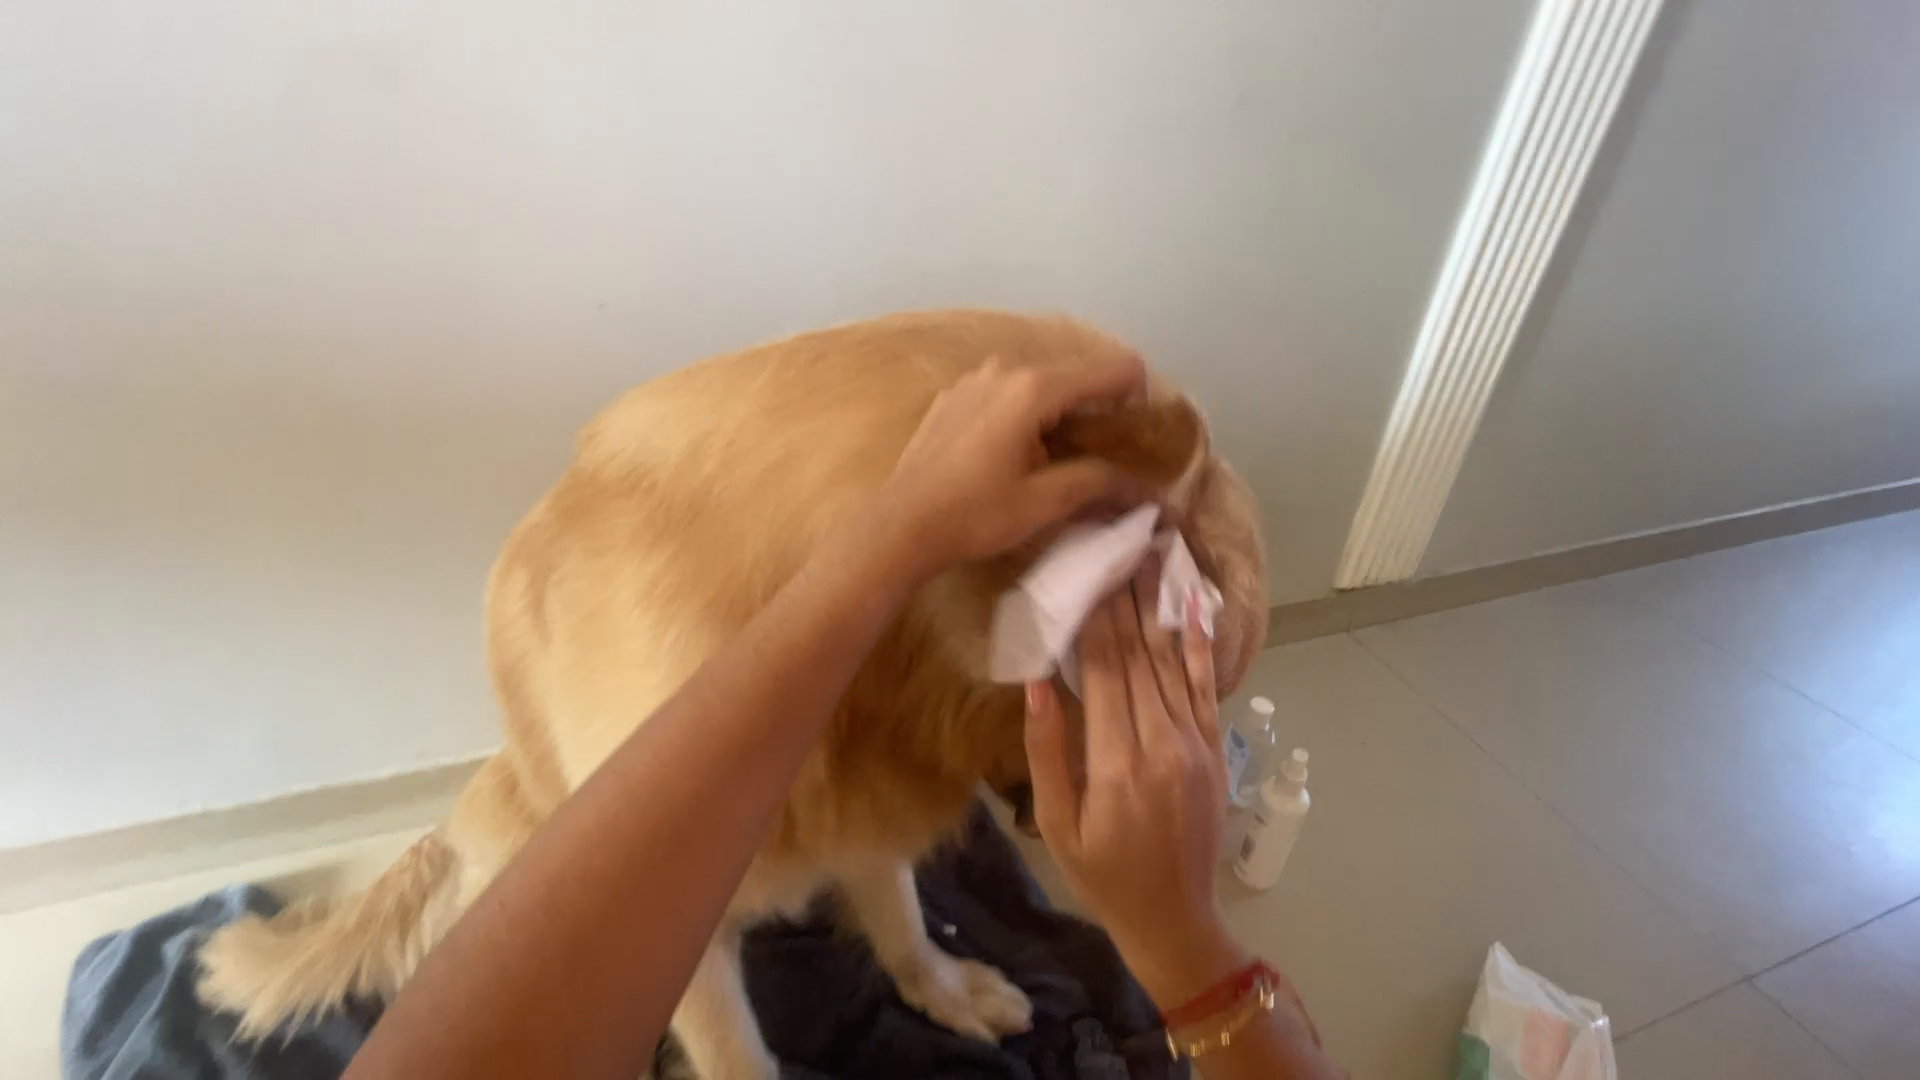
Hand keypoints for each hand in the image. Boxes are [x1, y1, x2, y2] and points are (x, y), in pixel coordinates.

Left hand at [875, 355, 1144, 580]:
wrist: (899, 526)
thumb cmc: (975, 514)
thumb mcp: (1044, 502)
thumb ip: (1100, 482)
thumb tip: (1145, 487)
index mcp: (1034, 387)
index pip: (1112, 370)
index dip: (1138, 398)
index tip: (1139, 436)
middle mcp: (1004, 369)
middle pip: (1074, 376)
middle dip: (1097, 411)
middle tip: (1100, 459)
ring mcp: (972, 381)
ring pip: (1038, 386)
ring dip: (1058, 415)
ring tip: (1054, 462)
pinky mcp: (951, 399)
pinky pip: (1004, 396)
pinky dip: (1024, 416)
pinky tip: (1011, 457)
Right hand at [1023, 562, 1244, 1006]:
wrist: (1175, 919)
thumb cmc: (1102, 874)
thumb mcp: (1056, 823)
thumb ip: (1047, 751)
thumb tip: (1037, 683)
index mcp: (1115, 760)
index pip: (1103, 668)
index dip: (1094, 615)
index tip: (1088, 567)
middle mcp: (1161, 742)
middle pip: (1137, 654)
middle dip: (1124, 596)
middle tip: (1117, 542)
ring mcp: (1195, 744)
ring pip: (1173, 661)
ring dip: (1160, 605)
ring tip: (1153, 556)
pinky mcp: (1214, 750)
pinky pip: (1208, 688)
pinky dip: (1201, 645)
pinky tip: (1196, 606)